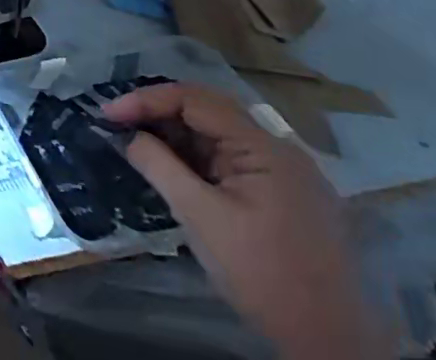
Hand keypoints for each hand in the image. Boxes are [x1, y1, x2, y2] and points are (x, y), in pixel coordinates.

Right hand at [103, 82, 392, 359]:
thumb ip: (158, 165)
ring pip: (215, 134)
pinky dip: (192, 155)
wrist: (327, 340)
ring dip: (172, 133)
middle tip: (116, 122)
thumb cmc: (261, 272)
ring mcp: (280, 173)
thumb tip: (126, 134)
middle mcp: (277, 151)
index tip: (108, 114)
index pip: (196, 101)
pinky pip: (226, 158)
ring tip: (133, 140)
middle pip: (207, 110)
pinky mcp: (277, 193)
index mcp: (266, 149)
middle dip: (158, 112)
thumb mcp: (199, 215)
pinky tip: (166, 164)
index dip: (147, 100)